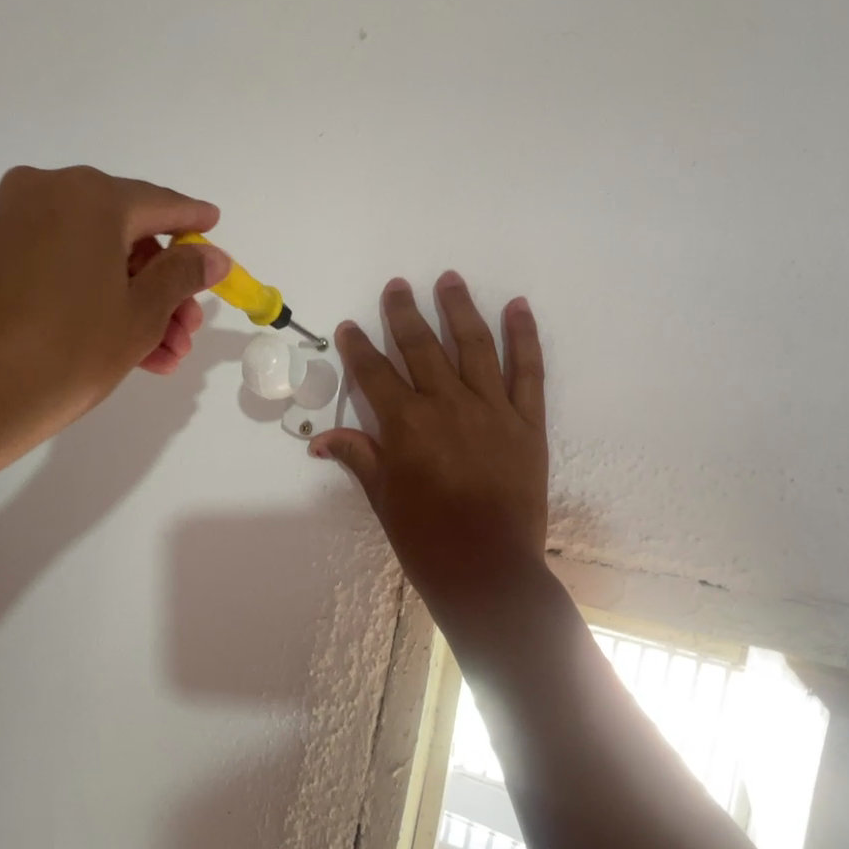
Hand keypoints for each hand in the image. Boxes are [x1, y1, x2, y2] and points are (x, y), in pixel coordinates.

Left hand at [0, 165, 230, 460]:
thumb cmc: (65, 353)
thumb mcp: (138, 317)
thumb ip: (181, 277)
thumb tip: (211, 254)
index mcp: (91, 196)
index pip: (160, 204)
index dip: (193, 223)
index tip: (216, 231)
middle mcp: (50, 192)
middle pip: (126, 233)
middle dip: (163, 285)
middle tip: (187, 330)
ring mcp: (15, 221)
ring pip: (94, 255)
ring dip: (133, 301)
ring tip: (163, 355)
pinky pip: (62, 265)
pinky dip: (95, 297)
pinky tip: (126, 346)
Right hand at [311, 273, 550, 624]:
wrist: (487, 569)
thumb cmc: (426, 539)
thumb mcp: (383, 497)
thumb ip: (358, 457)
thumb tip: (319, 441)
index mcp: (405, 424)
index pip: (374, 374)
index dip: (359, 348)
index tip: (350, 327)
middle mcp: (447, 404)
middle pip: (422, 347)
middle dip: (404, 314)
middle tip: (396, 288)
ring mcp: (492, 409)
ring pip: (474, 346)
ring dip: (459, 309)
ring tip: (449, 279)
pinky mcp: (528, 421)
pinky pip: (528, 370)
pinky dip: (524, 336)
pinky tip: (518, 307)